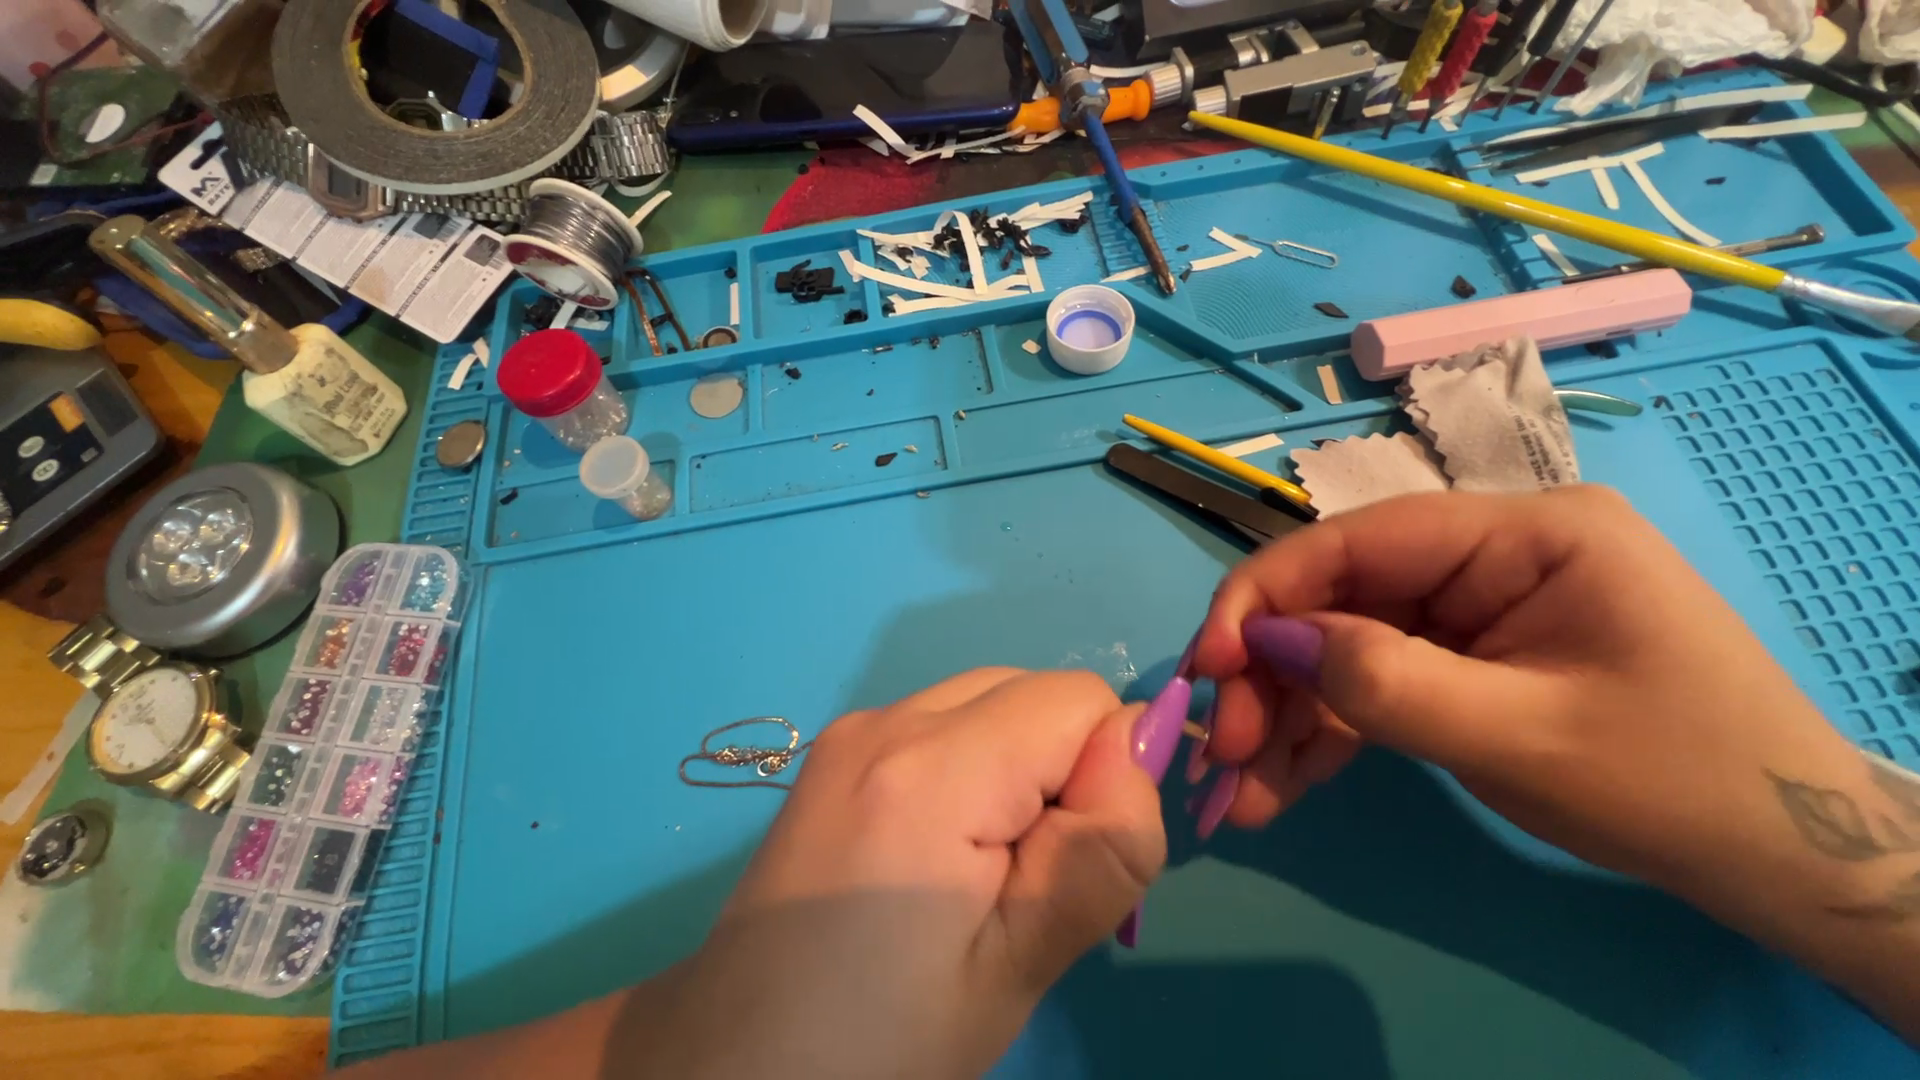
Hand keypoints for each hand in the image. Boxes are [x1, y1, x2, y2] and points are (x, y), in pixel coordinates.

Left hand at [659, 669, 1164, 1078]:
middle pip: (1033, 691)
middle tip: (1026, 875)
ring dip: (1020, 766)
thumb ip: (1099, 851)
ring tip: (982, 866)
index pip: (1077, 699)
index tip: (1071, 862)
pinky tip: (940, 847)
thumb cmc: (881, 1037)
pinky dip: (975, 765)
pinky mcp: (838, 748)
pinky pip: (946, 722)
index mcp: (931, 768)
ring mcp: (855, 727)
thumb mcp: (1017, 966)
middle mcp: (888, 718)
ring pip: (992, 701)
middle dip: (1065, 765)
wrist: (734, 1060)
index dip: (1106, 771)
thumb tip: (1140, 743)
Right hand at [1191, 486, 1871, 910]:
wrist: (1782, 864)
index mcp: (1520, 535)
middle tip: (1220, 756)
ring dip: (1280, 720)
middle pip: (1334, 601)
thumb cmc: (1676, 783)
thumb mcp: (1521, 736)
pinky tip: (1275, 788)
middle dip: (1268, 679)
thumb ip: (1384, 682)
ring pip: (1335, 651)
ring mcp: (1462, 613)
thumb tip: (1265, 642)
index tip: (1204, 666)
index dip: (1264, 596)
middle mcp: (1480, 559)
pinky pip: (1363, 688)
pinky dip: (1317, 737)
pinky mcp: (1450, 662)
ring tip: (1237, 795)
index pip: (1356, 541)